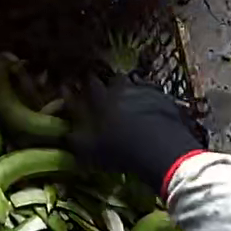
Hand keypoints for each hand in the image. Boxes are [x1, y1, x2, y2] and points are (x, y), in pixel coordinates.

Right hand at [71, 75, 203, 192]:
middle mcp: (122, 89)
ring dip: (133, 91)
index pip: (90, 83)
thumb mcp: (91, 151)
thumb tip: (64, 135)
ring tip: (132, 103)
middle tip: (110, 95)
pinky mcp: (166, 99)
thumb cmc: (120, 150)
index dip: (86, 83)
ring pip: (136, 84)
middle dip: (111, 84)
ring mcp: (146, 91)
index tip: (83, 86)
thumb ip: (75, 140)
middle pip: (115, 79)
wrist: (161, 148)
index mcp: (101, 98)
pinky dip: (152, 100)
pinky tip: (153, 111)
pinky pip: (155, 94)